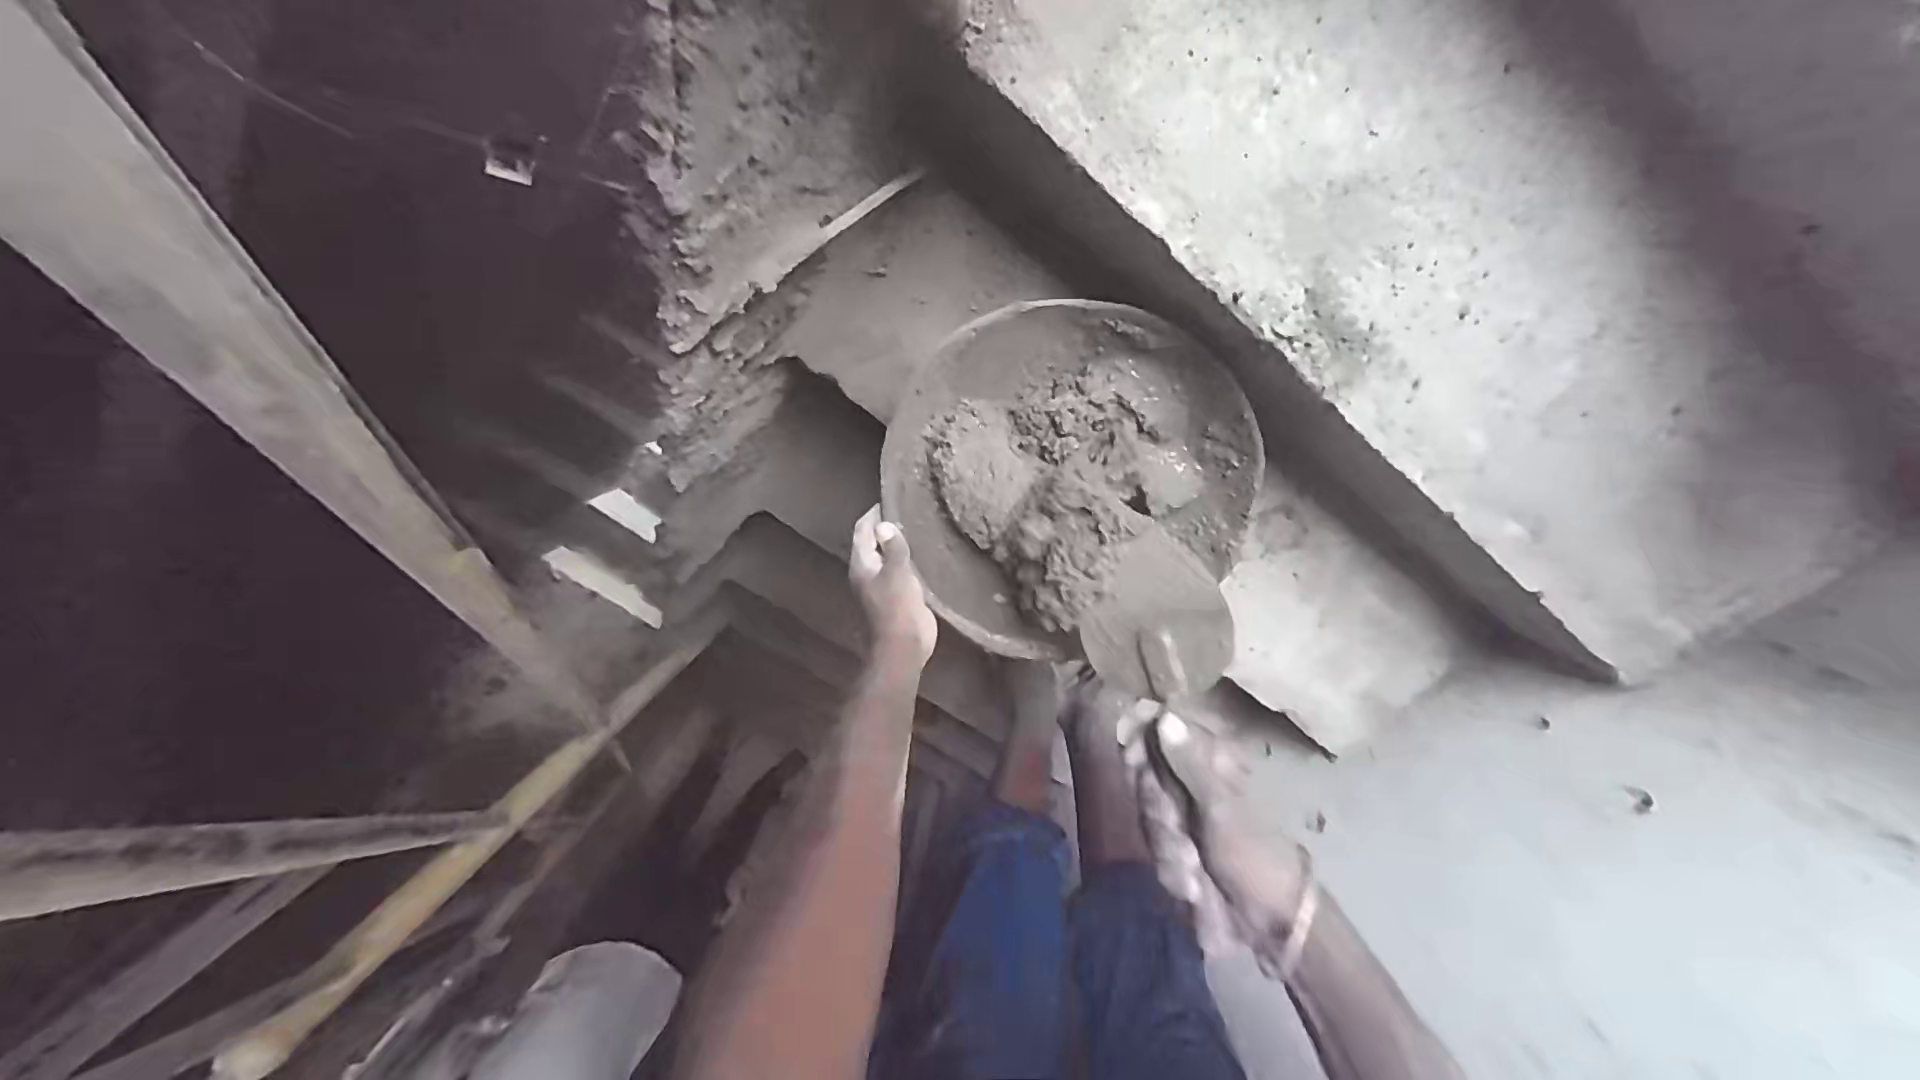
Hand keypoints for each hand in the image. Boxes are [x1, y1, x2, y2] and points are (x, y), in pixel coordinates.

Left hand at [849, 505, 937, 668]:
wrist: (903, 647)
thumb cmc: (896, 608)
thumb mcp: (896, 572)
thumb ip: (893, 547)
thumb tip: (885, 524)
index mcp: (862, 565)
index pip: (862, 532)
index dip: (873, 515)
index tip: (888, 499)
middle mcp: (869, 572)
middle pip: (873, 542)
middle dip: (885, 525)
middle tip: (906, 509)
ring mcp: (883, 584)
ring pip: (887, 556)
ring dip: (897, 542)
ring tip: (917, 525)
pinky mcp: (899, 594)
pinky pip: (901, 569)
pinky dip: (908, 557)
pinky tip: (924, 552)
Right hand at [1129, 712, 1310, 973]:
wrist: (1269, 926)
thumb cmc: (1254, 855)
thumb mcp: (1221, 807)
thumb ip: (1189, 761)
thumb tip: (1163, 715)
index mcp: (1208, 759)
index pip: (1158, 728)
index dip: (1139, 740)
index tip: (1134, 759)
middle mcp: (1189, 780)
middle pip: (1142, 772)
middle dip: (1155, 805)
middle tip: (1178, 825)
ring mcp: (1179, 814)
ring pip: (1144, 812)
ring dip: (1166, 844)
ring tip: (1195, 865)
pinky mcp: (1173, 847)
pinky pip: (1151, 846)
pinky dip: (1171, 868)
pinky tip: (1195, 885)